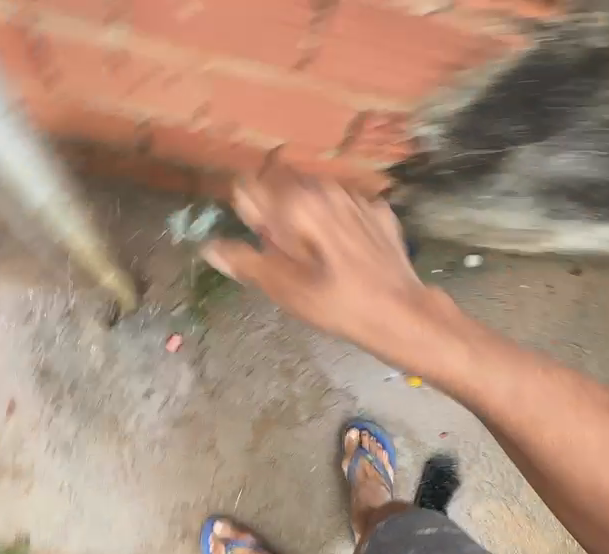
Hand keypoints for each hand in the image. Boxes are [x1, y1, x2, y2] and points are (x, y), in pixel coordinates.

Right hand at [204, 170, 451, 372]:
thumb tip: (210, 248)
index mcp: (295, 204)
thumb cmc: (336, 305)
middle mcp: (325, 189)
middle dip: (277, 214)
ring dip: (307, 218)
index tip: (257, 240)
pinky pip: (344, 209)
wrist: (398, 311)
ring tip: (316, 258)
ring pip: (315, 196)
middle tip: (286, 255)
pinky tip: (344, 255)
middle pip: (283, 188)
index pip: (250, 187)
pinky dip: (337, 224)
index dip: (248, 215)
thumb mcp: (284, 290)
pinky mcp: (378, 210)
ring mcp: (355, 197)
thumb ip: (245, 262)